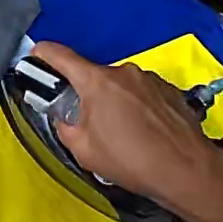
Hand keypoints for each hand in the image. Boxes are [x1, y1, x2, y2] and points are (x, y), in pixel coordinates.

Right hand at [32, 41, 222, 216]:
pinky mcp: (169, 89)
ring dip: (117, 105)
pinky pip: (144, 94)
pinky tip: (144, 133)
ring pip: (122, 87)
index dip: (44, 54)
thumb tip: (65, 119)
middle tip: (92, 125)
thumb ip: (66, 127)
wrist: (185, 168)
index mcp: (97, 82)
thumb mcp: (84, 150)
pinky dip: (139, 108)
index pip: (61, 56)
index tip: (37, 53)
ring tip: (125, 136)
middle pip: (95, 78)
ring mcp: (150, 79)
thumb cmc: (133, 161)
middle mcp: (125, 73)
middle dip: (89, 97)